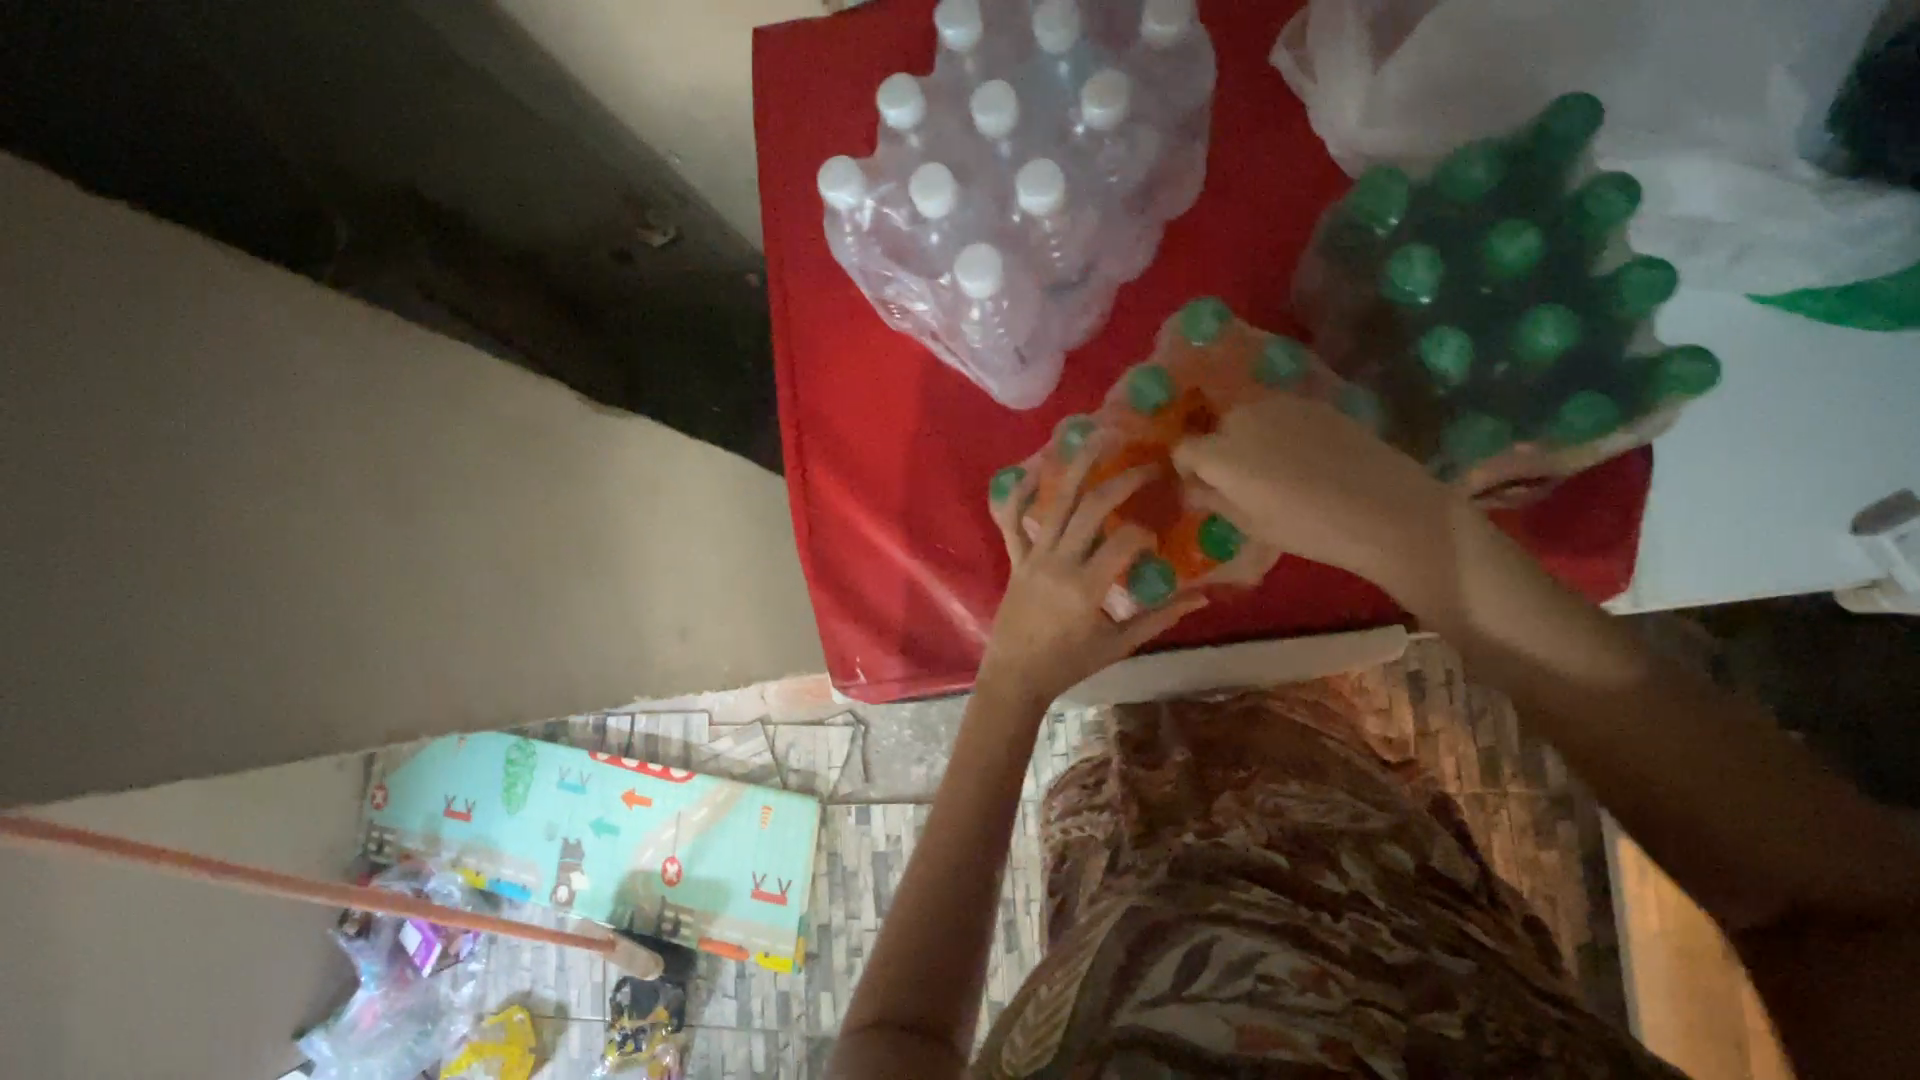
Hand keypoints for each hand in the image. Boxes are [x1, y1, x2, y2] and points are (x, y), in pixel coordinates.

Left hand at [980, 451, 1206, 707]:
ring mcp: (1032, 556)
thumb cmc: (1069, 664)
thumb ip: (1159, 617)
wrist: (1015, 677)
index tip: (1155, 539)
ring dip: (1076, 466)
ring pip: (1054, 502)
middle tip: (1150, 466)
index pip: (1124, 541)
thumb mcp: (1119, 644)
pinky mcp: (1014, 557)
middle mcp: (1057, 562)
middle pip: (1091, 507)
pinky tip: (1032, 469)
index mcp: (1085, 588)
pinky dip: (1017, 492)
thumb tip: (1203, 598)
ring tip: (1098, 435)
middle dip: (1123, 481)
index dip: (1145, 533)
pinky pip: (1009, 519)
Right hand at [1172, 395, 1457, 586]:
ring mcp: (1282, 405)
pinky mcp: (1315, 404)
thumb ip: (1214, 499)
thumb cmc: (1308, 528)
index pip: (1184, 448)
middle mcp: (1244, 418)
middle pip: (1217, 427)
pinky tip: (1304, 458)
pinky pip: (1281, 414)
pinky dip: (1280, 431)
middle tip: (1240, 481)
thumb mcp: (1251, 525)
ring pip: (1250, 416)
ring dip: (1250, 437)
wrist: (1385, 509)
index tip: (1201, 489)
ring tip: (1273, 468)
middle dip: (1219, 449)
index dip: (1188, 469)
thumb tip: (1193, 488)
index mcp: (1220, 453)